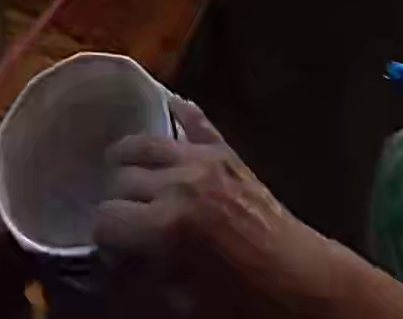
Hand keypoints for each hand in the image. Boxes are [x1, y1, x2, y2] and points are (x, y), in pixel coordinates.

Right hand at [94, 100, 347, 316]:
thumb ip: (142, 276)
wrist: (299, 281)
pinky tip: (168, 105)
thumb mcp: (183, 304)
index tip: (111, 249)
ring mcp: (205, 158)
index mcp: (168, 225)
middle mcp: (181, 180)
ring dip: (130, 157)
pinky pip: (197, 119)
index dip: (102, 237)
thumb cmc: (242, 302)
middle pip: (121, 176)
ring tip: (126, 172)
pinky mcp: (226, 150)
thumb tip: (116, 259)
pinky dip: (180, 111)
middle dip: (114, 199)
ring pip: (147, 141)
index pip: (106, 218)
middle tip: (122, 218)